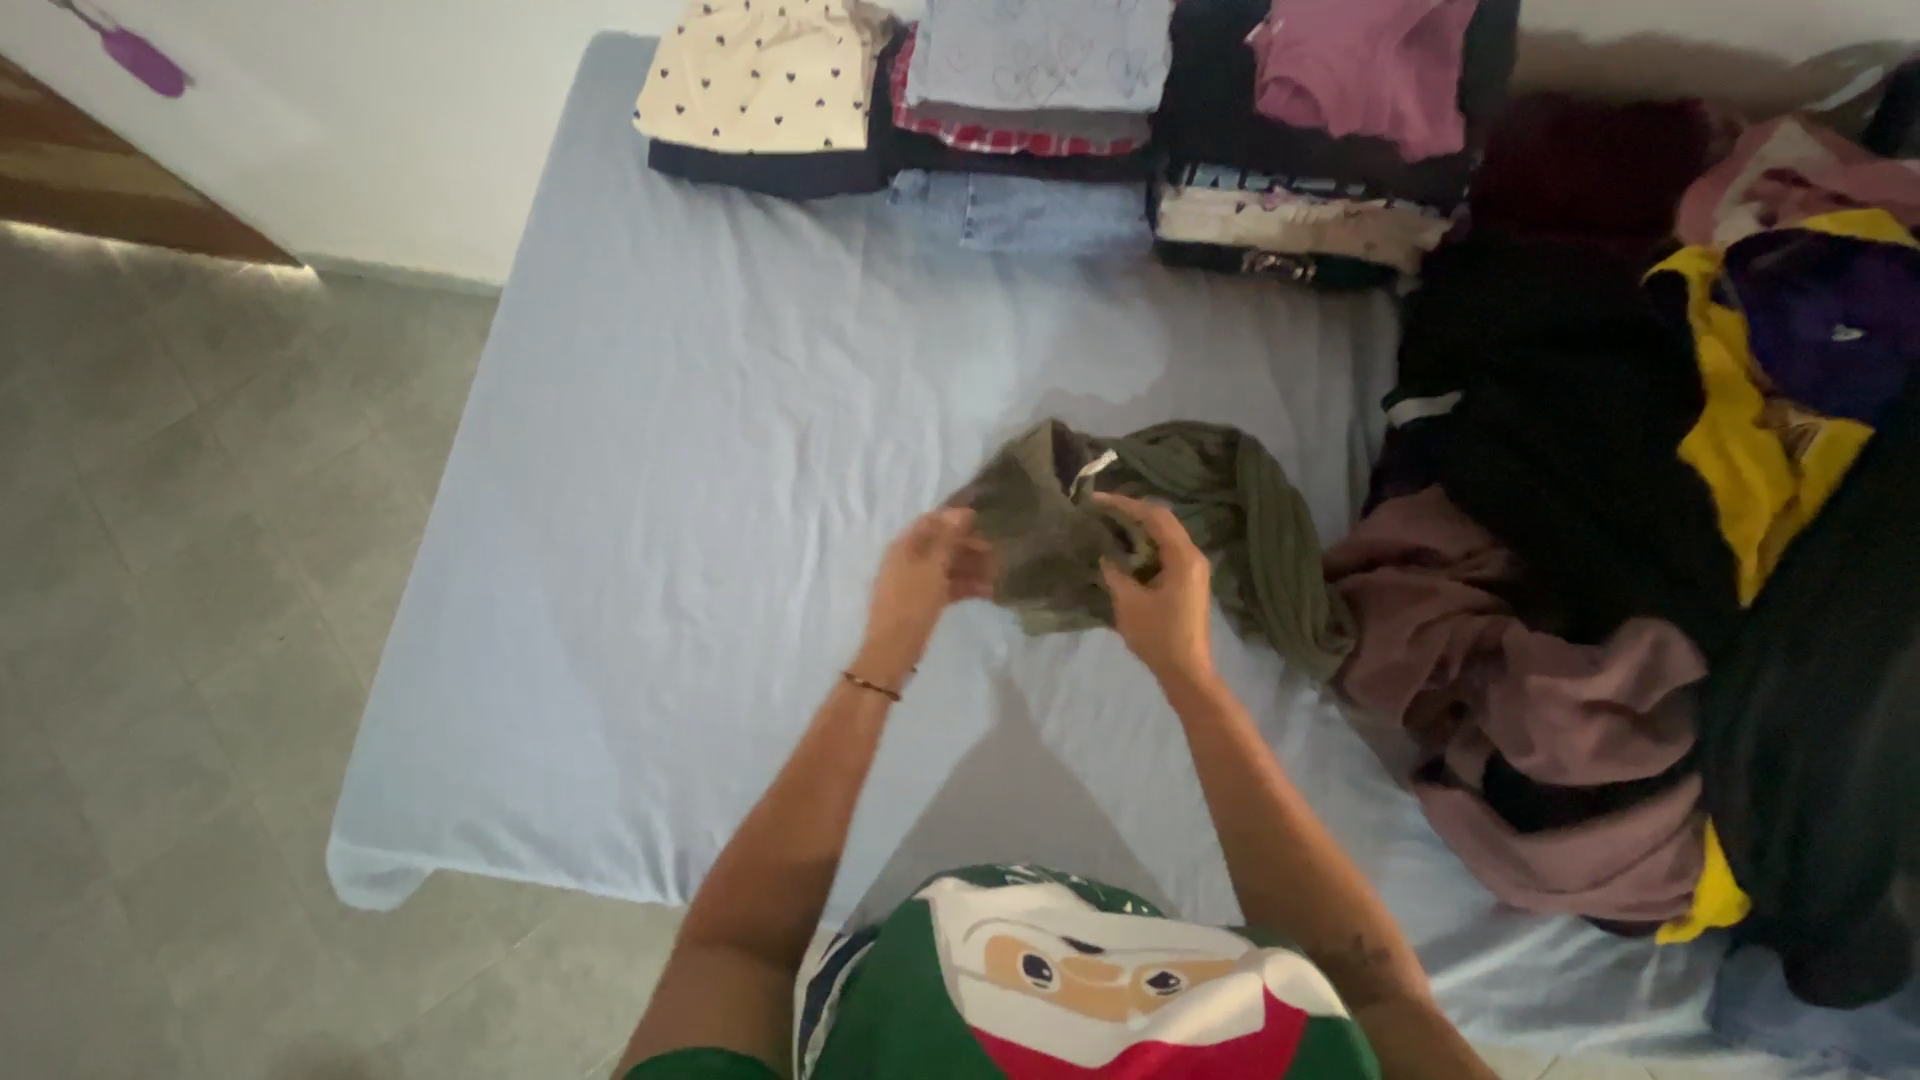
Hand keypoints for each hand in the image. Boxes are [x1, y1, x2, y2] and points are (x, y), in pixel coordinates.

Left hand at [854, 507, 992, 684]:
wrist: (893, 649)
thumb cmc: (912, 603)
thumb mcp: (932, 567)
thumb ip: (947, 539)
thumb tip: (962, 513)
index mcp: (904, 546)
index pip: (931, 522)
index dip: (955, 519)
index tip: (982, 521)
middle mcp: (908, 559)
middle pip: (941, 545)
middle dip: (968, 546)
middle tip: (996, 552)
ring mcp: (916, 582)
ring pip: (947, 567)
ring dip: (971, 567)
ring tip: (998, 573)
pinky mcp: (924, 601)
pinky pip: (947, 586)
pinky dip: (965, 586)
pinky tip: (988, 591)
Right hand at [1095, 493, 1215, 685]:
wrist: (1186, 672)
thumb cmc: (1158, 637)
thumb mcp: (1129, 603)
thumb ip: (1115, 573)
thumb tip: (1105, 556)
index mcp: (1183, 557)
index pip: (1155, 516)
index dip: (1125, 505)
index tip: (1098, 500)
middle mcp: (1193, 556)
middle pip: (1162, 521)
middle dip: (1131, 513)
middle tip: (1101, 510)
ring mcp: (1193, 569)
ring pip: (1164, 536)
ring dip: (1138, 530)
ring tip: (1108, 526)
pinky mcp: (1188, 582)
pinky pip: (1165, 552)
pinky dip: (1145, 547)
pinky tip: (1124, 551)